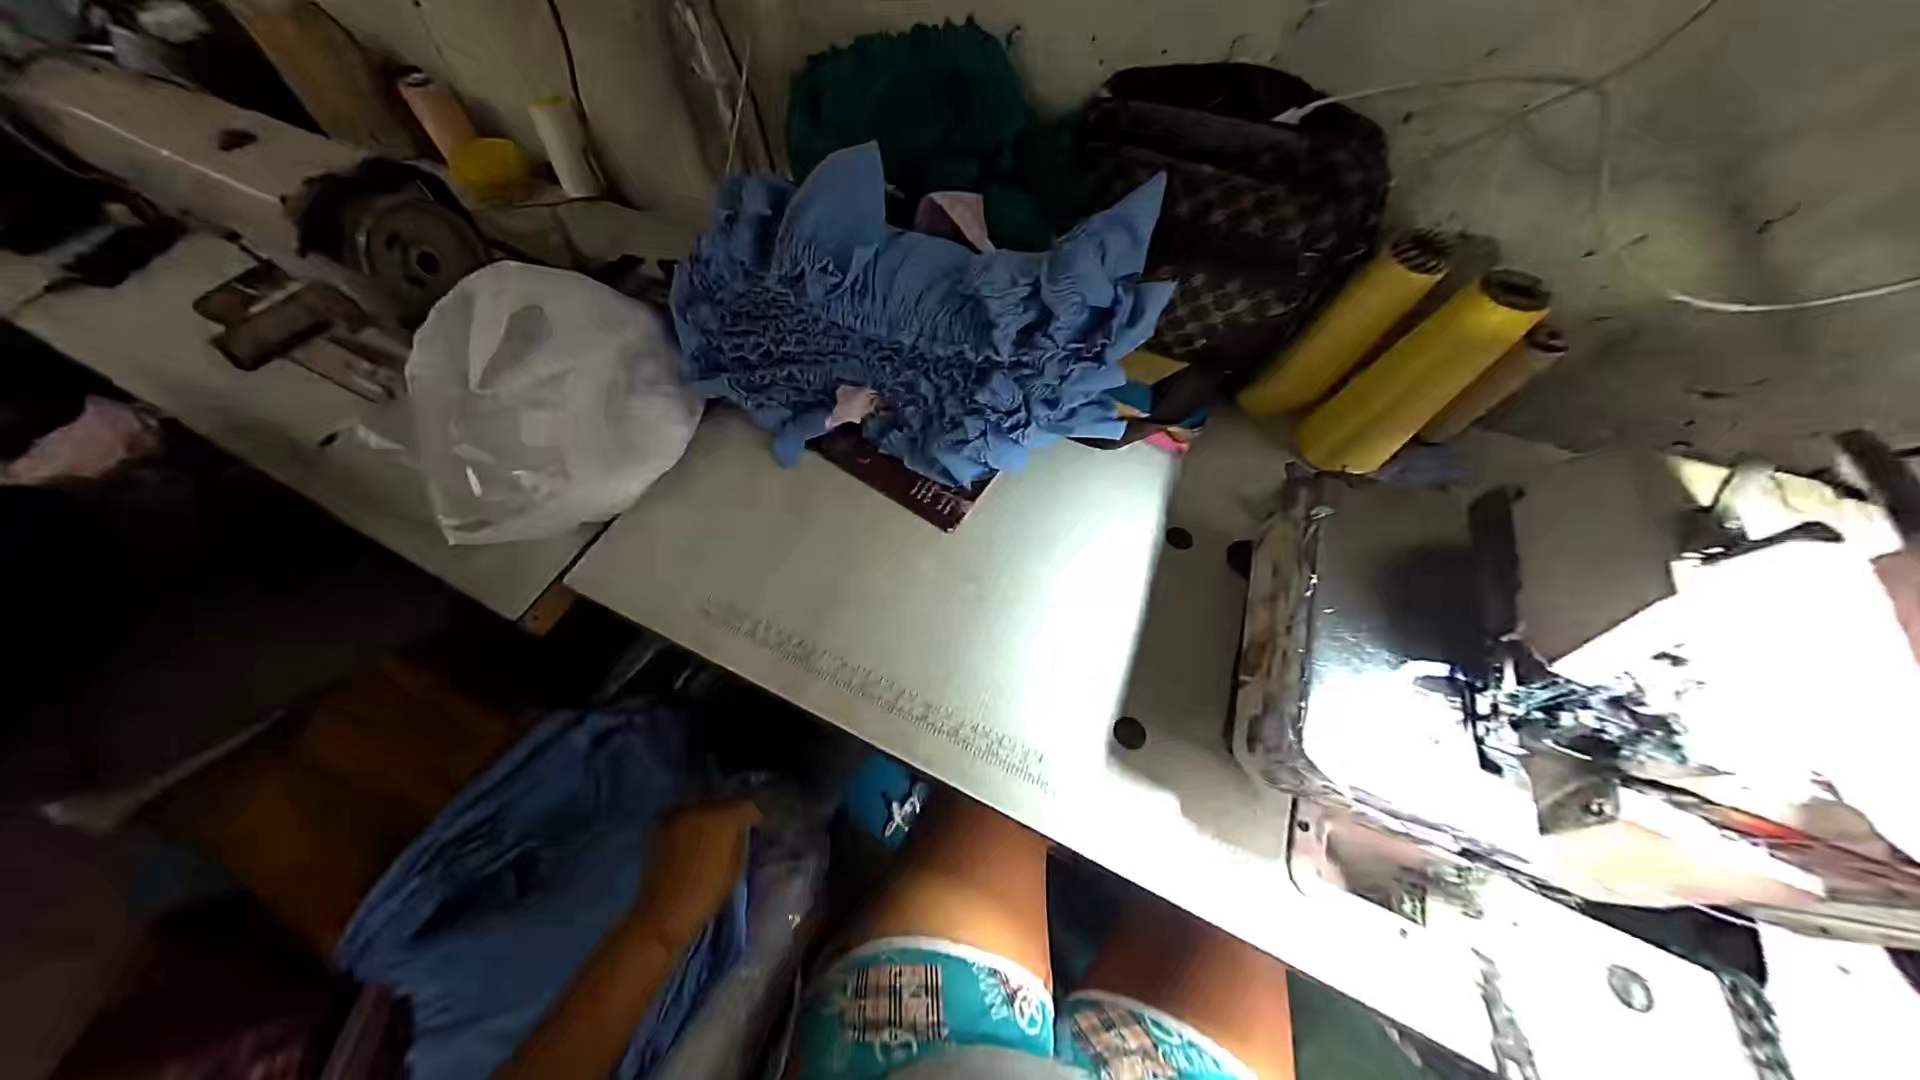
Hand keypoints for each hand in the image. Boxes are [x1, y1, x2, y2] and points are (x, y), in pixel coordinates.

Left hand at [632, 800, 759, 946]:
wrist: (664, 912)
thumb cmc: (707, 894)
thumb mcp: (736, 867)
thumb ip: (740, 840)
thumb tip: (740, 830)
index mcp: (726, 818)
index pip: (746, 807)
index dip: (752, 817)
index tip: (753, 827)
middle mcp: (703, 808)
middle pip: (723, 803)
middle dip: (729, 814)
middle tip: (732, 830)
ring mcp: (680, 814)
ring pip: (701, 806)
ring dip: (708, 816)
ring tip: (710, 833)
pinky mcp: (661, 825)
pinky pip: (682, 815)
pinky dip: (689, 822)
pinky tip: (690, 837)